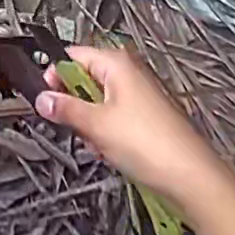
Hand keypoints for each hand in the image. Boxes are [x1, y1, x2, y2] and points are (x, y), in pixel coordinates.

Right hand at [34, 45, 227, 206]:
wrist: (193, 179)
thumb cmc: (149, 145)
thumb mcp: (96, 125)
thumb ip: (64, 109)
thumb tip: (42, 99)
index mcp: (116, 64)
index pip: (72, 56)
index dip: (55, 75)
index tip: (46, 97)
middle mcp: (128, 72)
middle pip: (84, 79)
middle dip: (74, 104)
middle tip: (75, 125)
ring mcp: (139, 94)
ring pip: (97, 101)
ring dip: (90, 122)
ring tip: (98, 143)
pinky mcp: (146, 116)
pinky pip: (113, 116)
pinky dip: (106, 132)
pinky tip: (111, 151)